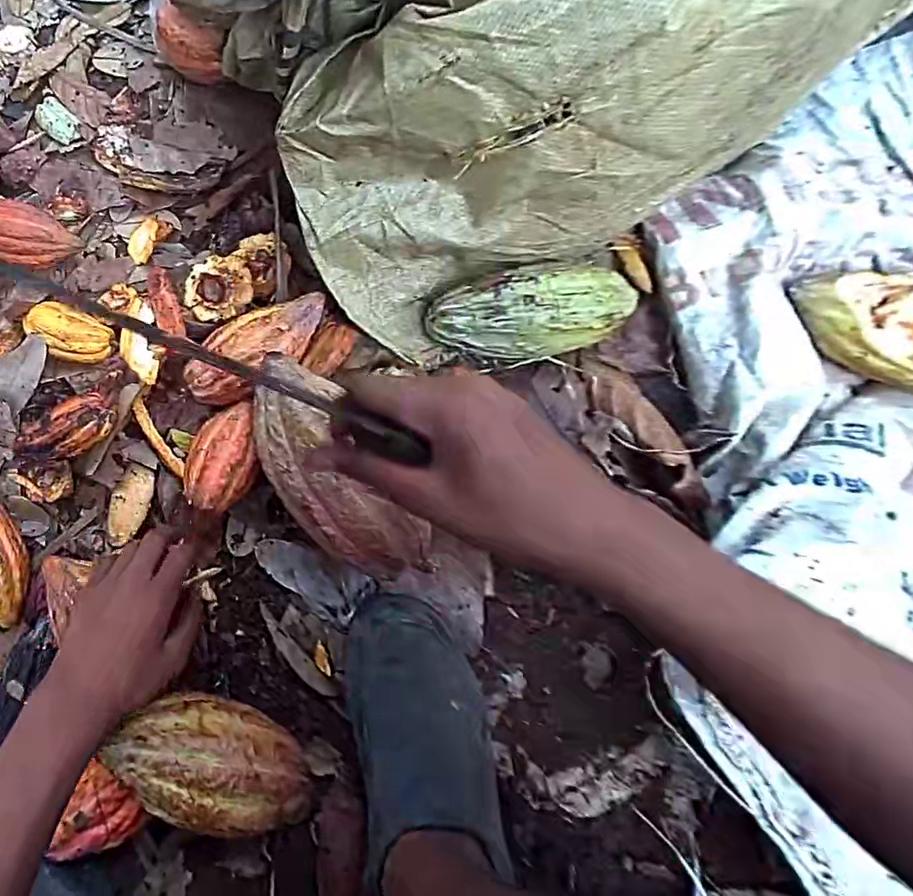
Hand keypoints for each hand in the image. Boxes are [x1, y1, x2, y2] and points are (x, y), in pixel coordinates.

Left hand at [42, 526, 203, 734]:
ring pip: (130, 546)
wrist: (81, 688)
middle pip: (153, 539)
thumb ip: (189, 623)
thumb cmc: (131, 680)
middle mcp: (131, 580)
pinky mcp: (88, 588)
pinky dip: (122, 559)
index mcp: (156, 595)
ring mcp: (106, 581)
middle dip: (171, 535)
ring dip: (146, 547)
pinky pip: (108, 560)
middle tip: (179, 543)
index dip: (192, 548)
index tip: (198, 551)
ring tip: (154, 559)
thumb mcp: (172, 660)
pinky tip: (124, 573)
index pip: (179, 555)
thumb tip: (196, 596)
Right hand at [312, 370, 660, 583]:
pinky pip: (447, 402)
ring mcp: (487, 387)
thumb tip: (312, 456)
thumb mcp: (428, 499)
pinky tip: (457, 465)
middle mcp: (460, 380)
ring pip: (417, 398)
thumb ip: (366, 469)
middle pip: (390, 390)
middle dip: (374, 425)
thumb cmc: (508, 519)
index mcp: (440, 400)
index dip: (341, 413)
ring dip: (404, 428)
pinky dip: (433, 427)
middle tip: (389, 472)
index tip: (344, 450)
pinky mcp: (504, 400)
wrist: (600, 531)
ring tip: (426, 474)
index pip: (362, 385)